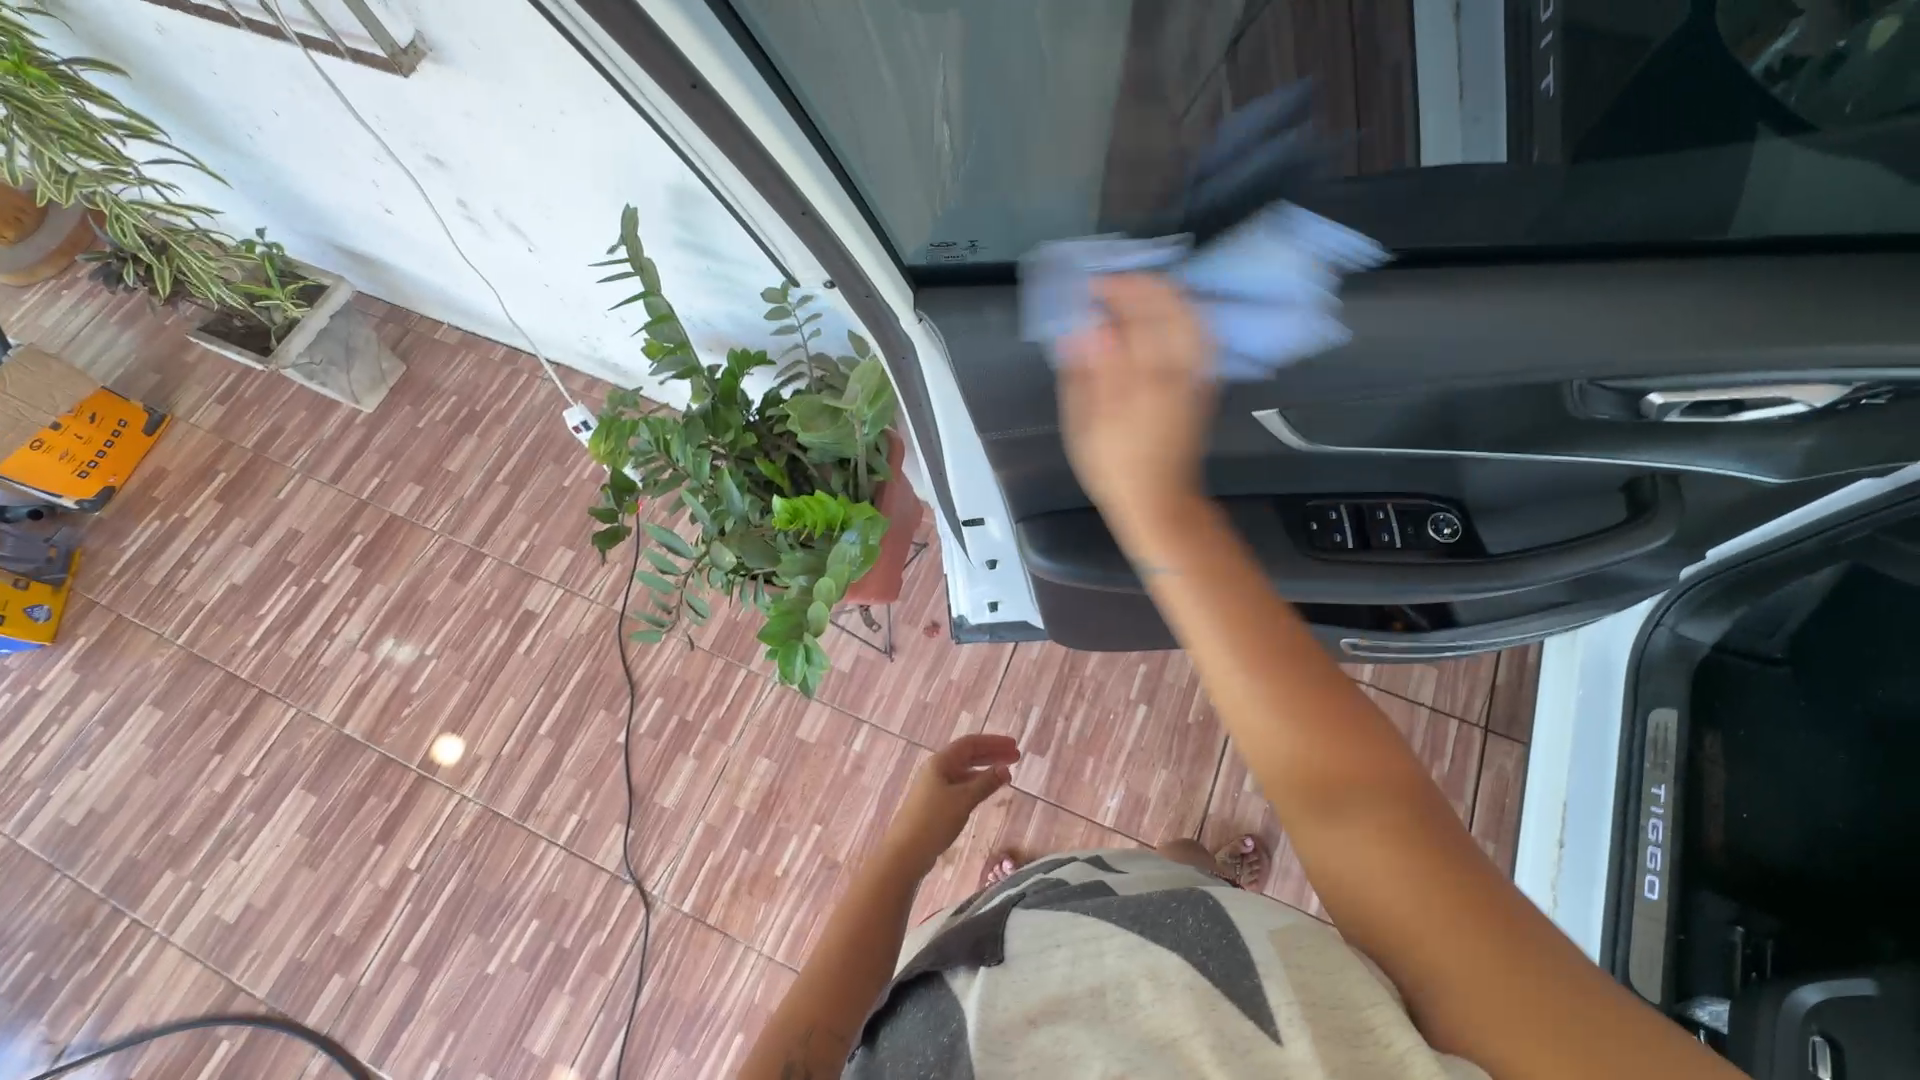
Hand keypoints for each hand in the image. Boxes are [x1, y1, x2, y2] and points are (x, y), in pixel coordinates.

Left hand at [882, 734, 1020, 874]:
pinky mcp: (936, 803)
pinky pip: (961, 785)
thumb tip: (1005, 769)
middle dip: (992, 754)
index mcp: (940, 762)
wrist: (906, 852)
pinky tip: (987, 791)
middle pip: (968, 755)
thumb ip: (985, 783)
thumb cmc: (934, 821)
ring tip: (1007, 774)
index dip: (993, 742)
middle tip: (1016, 757)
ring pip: (965, 771)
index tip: (1014, 745)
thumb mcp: (963, 800)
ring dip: (986, 770)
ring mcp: (935, 786)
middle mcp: (937, 769)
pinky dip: (977, 784)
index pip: (970, 743)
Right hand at [1057, 274, 1215, 528]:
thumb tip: (1085, 327)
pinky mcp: (1203, 385)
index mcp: (1142, 376)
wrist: (1158, 501)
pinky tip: (1164, 319)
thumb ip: (1085, 371)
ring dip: (1163, 295)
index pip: (1133, 309)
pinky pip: (1201, 335)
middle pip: (1169, 303)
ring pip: (1190, 315)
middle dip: (1139, 284)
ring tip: (1135, 295)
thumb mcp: (1084, 424)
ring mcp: (1195, 375)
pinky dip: (1183, 316)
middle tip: (1110, 286)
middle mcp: (1176, 368)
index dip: (1111, 288)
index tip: (1088, 288)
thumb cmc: (1113, 467)